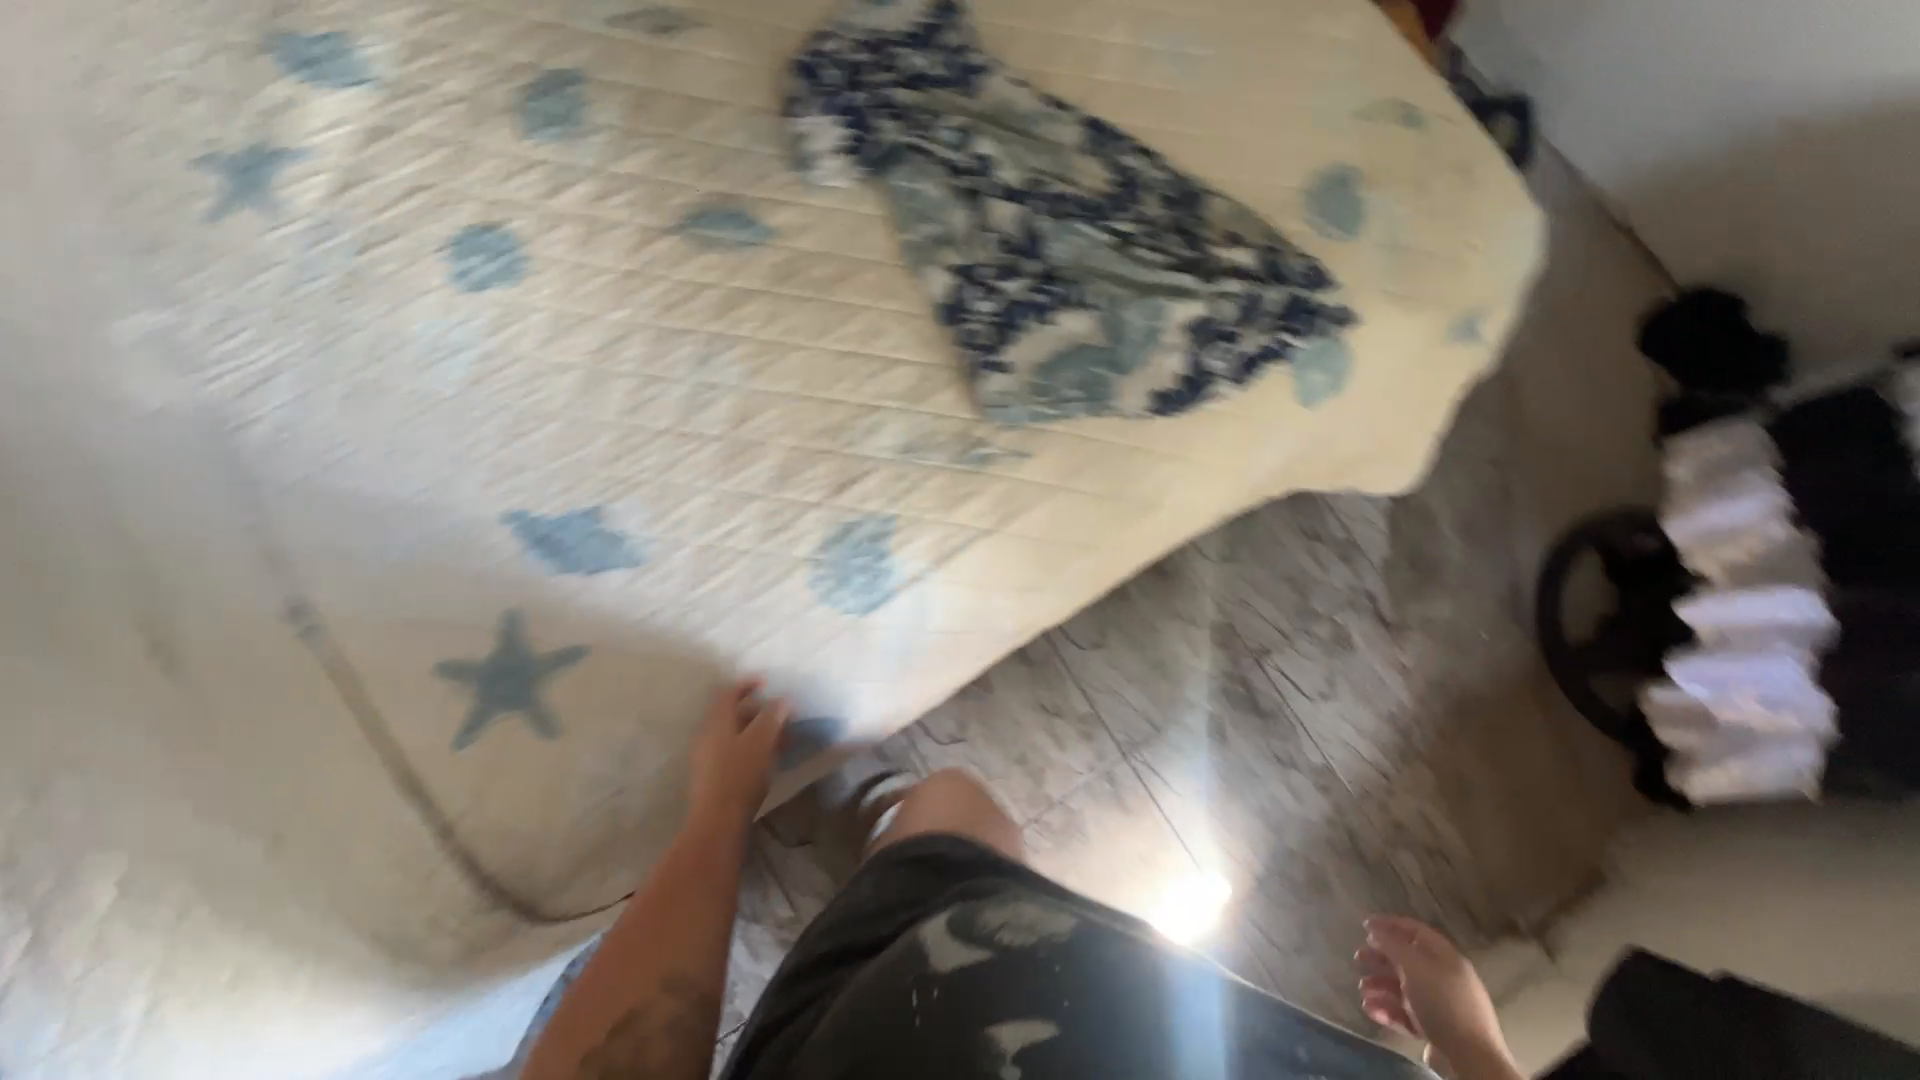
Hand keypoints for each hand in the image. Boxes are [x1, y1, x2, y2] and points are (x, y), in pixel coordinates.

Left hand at [687, 678, 789, 832]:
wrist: (718, 820)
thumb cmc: (740, 774)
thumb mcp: (762, 741)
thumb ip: (772, 717)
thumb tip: (782, 700)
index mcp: (716, 722)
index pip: (728, 693)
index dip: (747, 684)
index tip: (766, 682)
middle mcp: (707, 735)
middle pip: (730, 714)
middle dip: (756, 710)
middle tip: (778, 712)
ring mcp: (707, 757)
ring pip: (733, 734)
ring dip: (755, 730)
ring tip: (779, 736)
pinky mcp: (712, 777)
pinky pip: (733, 751)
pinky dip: (750, 747)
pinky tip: (766, 759)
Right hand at [1355, 916, 1517, 1079]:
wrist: (1470, 1058)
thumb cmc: (1442, 1002)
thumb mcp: (1414, 966)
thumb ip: (1392, 944)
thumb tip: (1374, 928)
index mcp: (1445, 958)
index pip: (1416, 931)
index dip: (1390, 924)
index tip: (1365, 924)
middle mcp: (1443, 978)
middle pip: (1407, 960)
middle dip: (1380, 958)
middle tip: (1358, 958)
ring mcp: (1439, 1005)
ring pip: (1403, 988)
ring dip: (1380, 985)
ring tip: (1362, 990)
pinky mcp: (1434, 1029)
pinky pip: (1405, 1013)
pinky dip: (1387, 1009)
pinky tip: (1371, 1009)